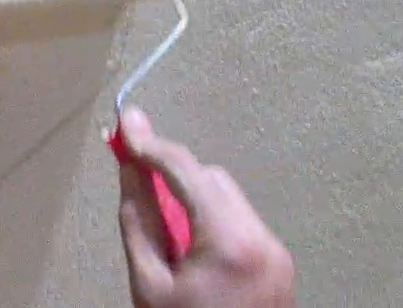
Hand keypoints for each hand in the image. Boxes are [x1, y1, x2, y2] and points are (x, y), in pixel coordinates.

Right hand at [116, 107, 295, 307]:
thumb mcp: (148, 280)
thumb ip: (138, 213)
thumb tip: (128, 162)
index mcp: (230, 241)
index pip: (184, 169)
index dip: (150, 143)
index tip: (123, 122)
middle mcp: (263, 240)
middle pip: (208, 176)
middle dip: (172, 172)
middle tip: (135, 177)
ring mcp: (277, 255)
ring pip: (225, 195)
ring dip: (191, 194)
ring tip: (165, 227)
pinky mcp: (280, 268)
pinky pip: (237, 220)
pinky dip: (208, 216)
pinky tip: (190, 244)